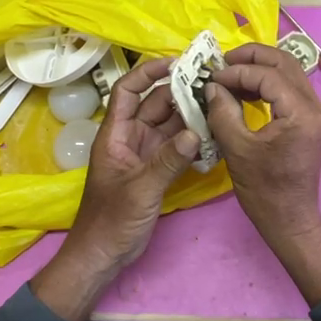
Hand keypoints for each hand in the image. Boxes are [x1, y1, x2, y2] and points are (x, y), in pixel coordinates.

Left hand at [31, 57, 198, 320]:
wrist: (103, 256)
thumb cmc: (111, 221)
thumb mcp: (141, 189)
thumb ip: (168, 161)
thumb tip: (195, 132)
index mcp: (115, 134)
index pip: (128, 90)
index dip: (148, 73)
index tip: (177, 63)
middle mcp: (130, 137)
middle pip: (156, 104)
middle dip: (180, 92)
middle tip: (211, 83)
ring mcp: (145, 153)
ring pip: (170, 124)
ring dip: (190, 115)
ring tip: (218, 103)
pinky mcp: (157, 170)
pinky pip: (177, 146)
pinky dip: (193, 140)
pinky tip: (214, 136)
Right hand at [204, 43, 320, 303]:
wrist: (290, 221)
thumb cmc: (264, 191)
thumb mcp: (237, 150)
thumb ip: (223, 112)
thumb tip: (212, 86)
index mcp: (300, 113)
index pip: (269, 75)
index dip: (238, 71)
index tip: (212, 77)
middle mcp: (314, 106)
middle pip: (285, 62)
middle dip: (252, 57)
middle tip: (222, 62)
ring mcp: (315, 112)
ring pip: (289, 71)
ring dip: (260, 67)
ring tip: (230, 73)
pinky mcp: (309, 119)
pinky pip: (289, 87)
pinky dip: (267, 81)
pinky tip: (244, 89)